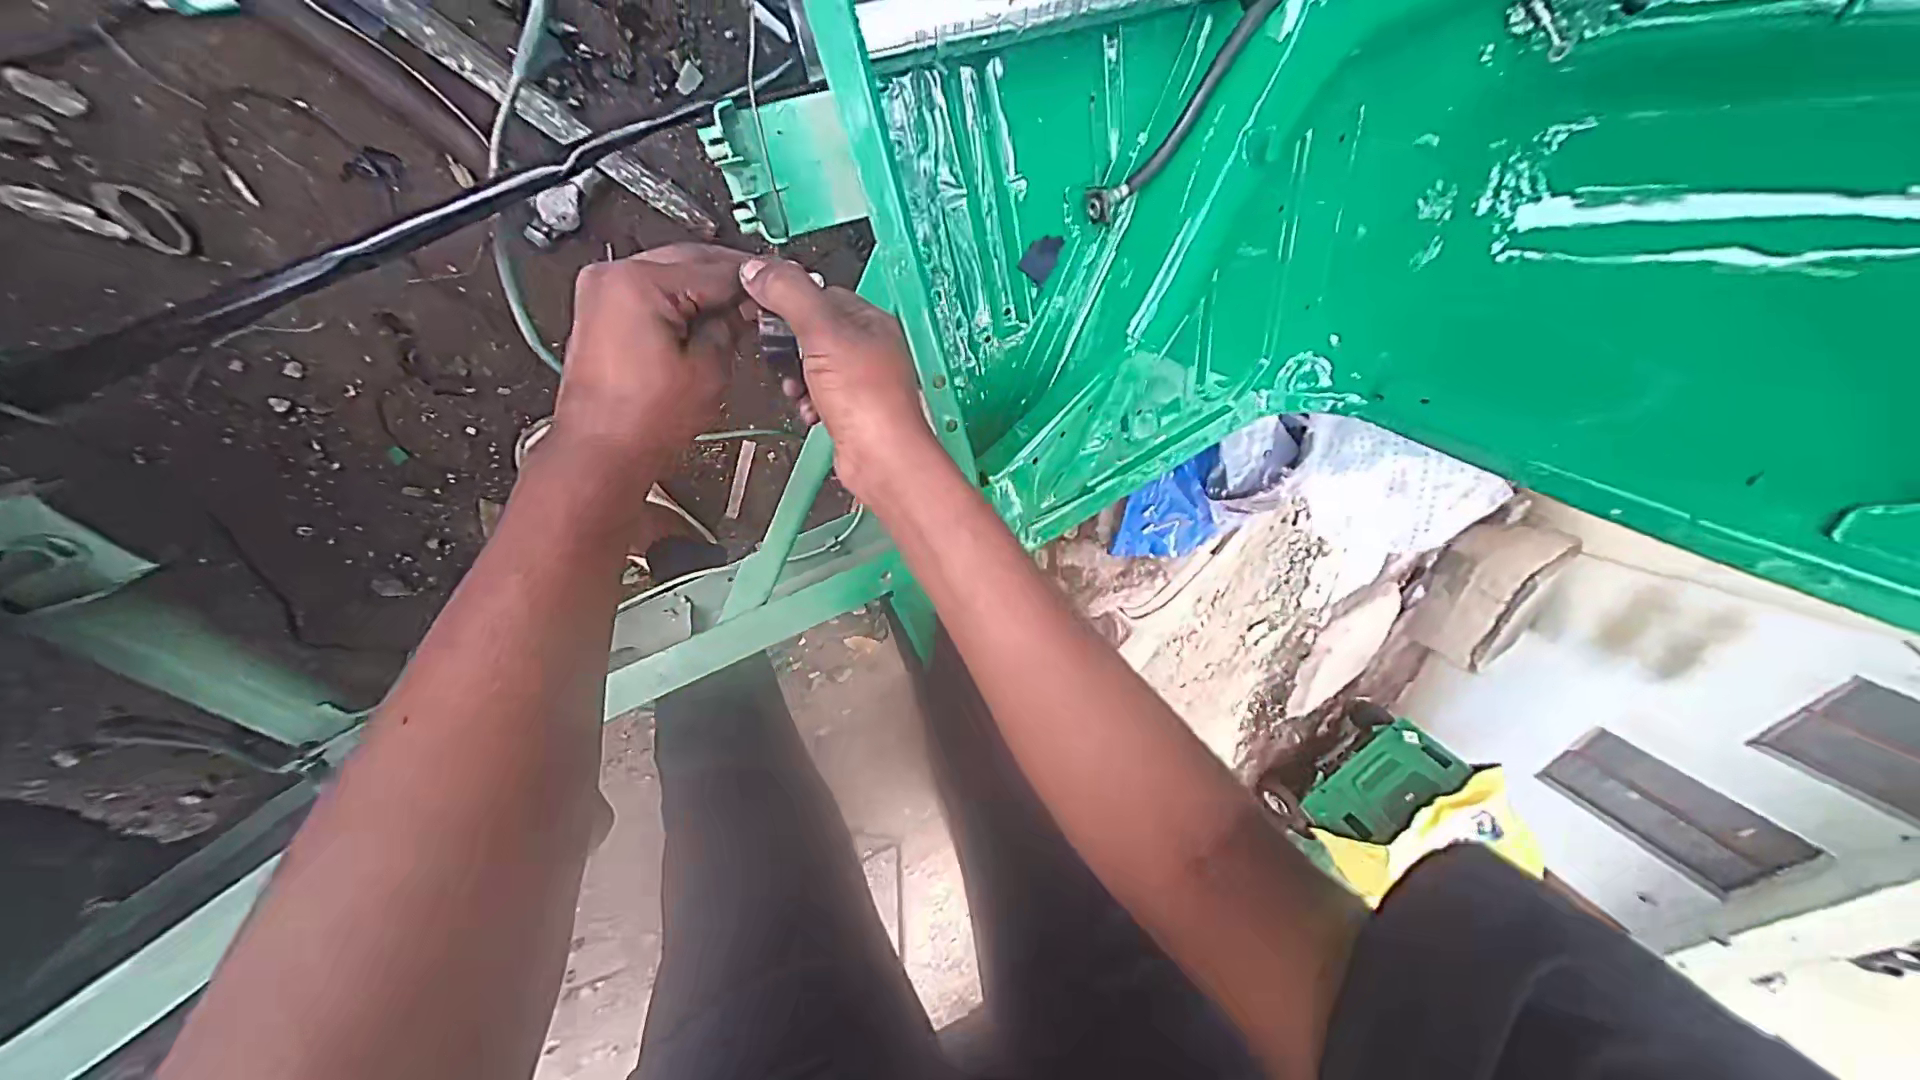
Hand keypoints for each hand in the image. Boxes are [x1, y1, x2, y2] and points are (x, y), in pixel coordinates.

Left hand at [553, 244, 750, 465]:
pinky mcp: (602, 309)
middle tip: (762, 301)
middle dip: (730, 279)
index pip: (714, 270)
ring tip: (738, 313)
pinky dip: (680, 300)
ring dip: (706, 288)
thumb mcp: (708, 371)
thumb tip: (743, 310)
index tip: (775, 293)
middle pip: (689, 261)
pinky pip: (650, 290)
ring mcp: (603, 290)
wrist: (601, 449)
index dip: (753, 284)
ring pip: (670, 272)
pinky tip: (706, 319)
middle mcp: (614, 276)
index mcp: (640, 284)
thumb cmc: (642, 420)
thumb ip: (729, 328)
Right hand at [738, 256, 941, 502]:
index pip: (820, 293)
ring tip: (797, 388)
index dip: (788, 300)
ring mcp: (862, 382)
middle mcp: (870, 349)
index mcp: (870, 321)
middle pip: (814, 332)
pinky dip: (808, 402)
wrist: (880, 458)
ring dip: (797, 377)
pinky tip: (810, 411)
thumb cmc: (868, 400)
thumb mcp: (821, 332)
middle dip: (790, 346)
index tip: (762, 308)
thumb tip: (758, 269)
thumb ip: (789, 294)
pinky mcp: (852, 411)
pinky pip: (819, 397)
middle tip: (780, 356)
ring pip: (814, 367)